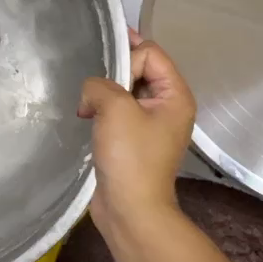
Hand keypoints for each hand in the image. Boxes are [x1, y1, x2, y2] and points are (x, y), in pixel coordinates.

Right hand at [78, 31, 197, 224]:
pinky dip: (101, 109)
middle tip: (91, 88)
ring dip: (103, 92)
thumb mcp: (115, 108)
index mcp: (175, 95)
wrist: (130, 209)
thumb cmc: (130, 156)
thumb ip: (100, 84)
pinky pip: (117, 110)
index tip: (110, 87)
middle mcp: (168, 106)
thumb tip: (91, 94)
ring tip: (87, 107)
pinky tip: (87, 117)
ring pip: (124, 89)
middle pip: (139, 68)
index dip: (127, 60)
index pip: (150, 53)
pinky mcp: (133, 138)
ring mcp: (151, 123)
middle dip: (113, 72)